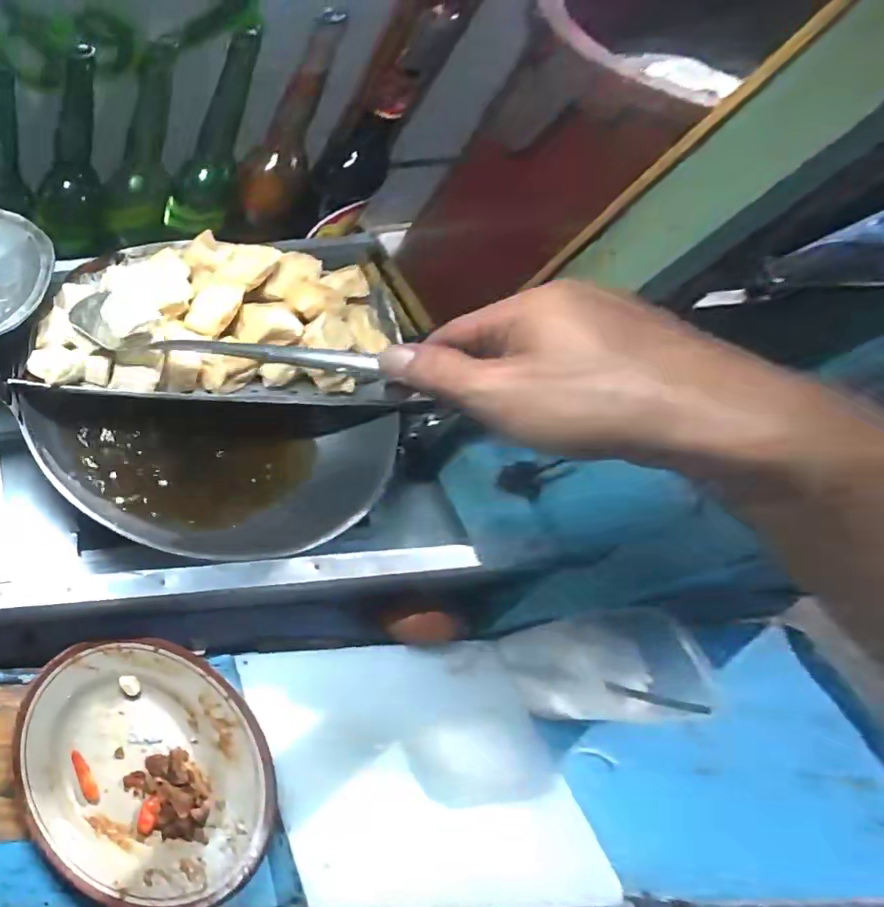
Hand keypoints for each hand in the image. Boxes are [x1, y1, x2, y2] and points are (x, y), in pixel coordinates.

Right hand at [377, 281, 870, 481]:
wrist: (714, 416)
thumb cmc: (587, 403)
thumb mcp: (493, 393)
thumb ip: (435, 373)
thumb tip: (383, 354)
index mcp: (530, 303)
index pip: (449, 333)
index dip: (425, 370)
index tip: (413, 405)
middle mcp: (569, 296)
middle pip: (489, 340)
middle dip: (473, 378)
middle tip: (475, 419)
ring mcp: (610, 314)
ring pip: (529, 350)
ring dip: (511, 382)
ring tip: (523, 419)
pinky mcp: (638, 338)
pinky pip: (568, 356)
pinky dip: (552, 382)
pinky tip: (568, 409)